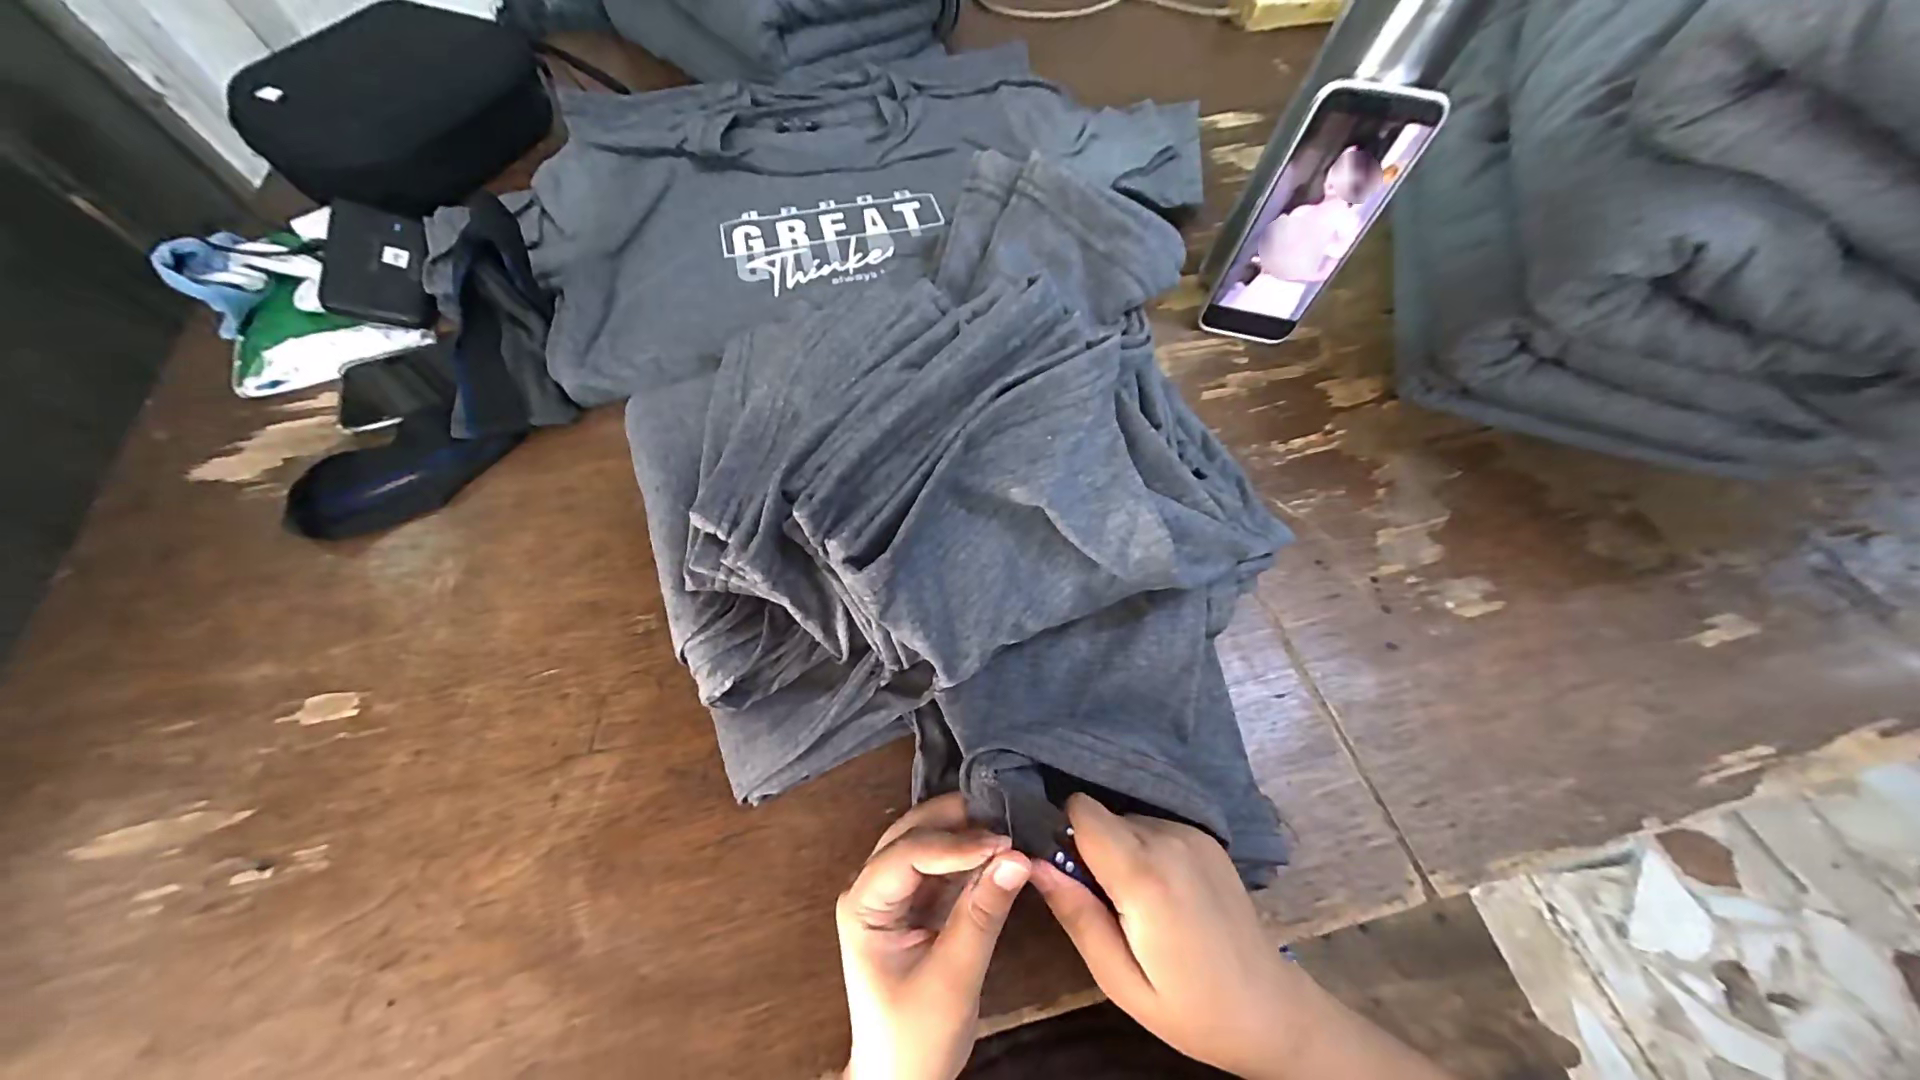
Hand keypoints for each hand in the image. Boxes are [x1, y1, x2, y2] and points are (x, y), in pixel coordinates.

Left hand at [837, 793, 1031, 1079]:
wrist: (904, 1079)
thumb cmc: (917, 1037)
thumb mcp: (954, 979)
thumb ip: (983, 914)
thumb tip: (1017, 858)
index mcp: (863, 904)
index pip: (907, 853)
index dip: (955, 844)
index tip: (1001, 843)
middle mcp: (872, 886)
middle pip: (914, 833)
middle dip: (958, 824)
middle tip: (1006, 820)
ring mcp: (894, 891)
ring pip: (929, 839)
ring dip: (966, 834)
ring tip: (1008, 833)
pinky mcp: (917, 900)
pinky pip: (944, 863)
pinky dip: (971, 855)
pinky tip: (999, 853)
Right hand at [1027, 794, 1293, 1077]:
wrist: (1271, 1011)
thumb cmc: (1189, 1008)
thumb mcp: (1118, 979)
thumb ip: (1075, 914)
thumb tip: (1033, 863)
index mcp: (1145, 874)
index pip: (1082, 810)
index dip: (1065, 832)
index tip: (1067, 871)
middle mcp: (1169, 838)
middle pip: (1102, 816)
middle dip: (1091, 849)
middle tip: (1106, 903)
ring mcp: (1192, 833)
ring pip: (1126, 820)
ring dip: (1118, 850)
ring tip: (1138, 903)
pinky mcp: (1206, 836)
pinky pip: (1152, 827)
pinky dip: (1144, 850)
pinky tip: (1163, 893)